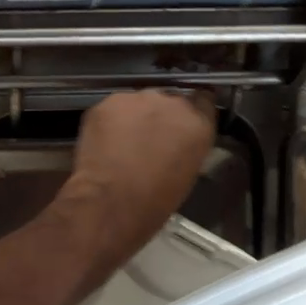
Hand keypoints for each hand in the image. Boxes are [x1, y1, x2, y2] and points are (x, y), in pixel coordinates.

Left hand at [52, 89, 215, 261]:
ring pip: (138, 103)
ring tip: (120, 146)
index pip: (203, 102)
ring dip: (133, 119)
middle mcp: (174, 103)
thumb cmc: (151, 205)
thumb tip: (173, 146)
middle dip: (158, 118)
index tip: (177, 129)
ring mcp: (140, 98)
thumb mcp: (184, 178)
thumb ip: (184, 150)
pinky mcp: (108, 103)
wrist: (109, 205)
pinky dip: (108, 124)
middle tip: (145, 143)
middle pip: (168, 101)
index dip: (189, 115)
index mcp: (197, 125)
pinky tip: (102, 145)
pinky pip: (111, 110)